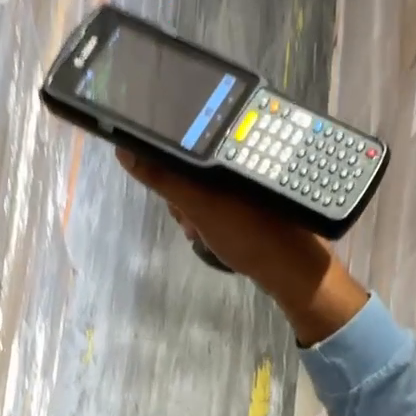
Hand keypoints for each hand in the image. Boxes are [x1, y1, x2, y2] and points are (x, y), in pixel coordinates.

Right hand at [116, 149, 367, 344]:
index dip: (169, 170)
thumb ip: (163, 177)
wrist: (290, 271)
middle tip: (193, 221)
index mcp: (231, 146)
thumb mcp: (199, 205)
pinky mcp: (254, 202)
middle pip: (192, 168)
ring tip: (204, 234)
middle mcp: (241, 158)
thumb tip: (126, 150)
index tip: (174, 197)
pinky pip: (219, 203)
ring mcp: (249, 182)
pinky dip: (210, 218)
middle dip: (183, 196)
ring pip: (204, 189)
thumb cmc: (248, 234)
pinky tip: (213, 237)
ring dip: (195, 212)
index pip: (183, 144)